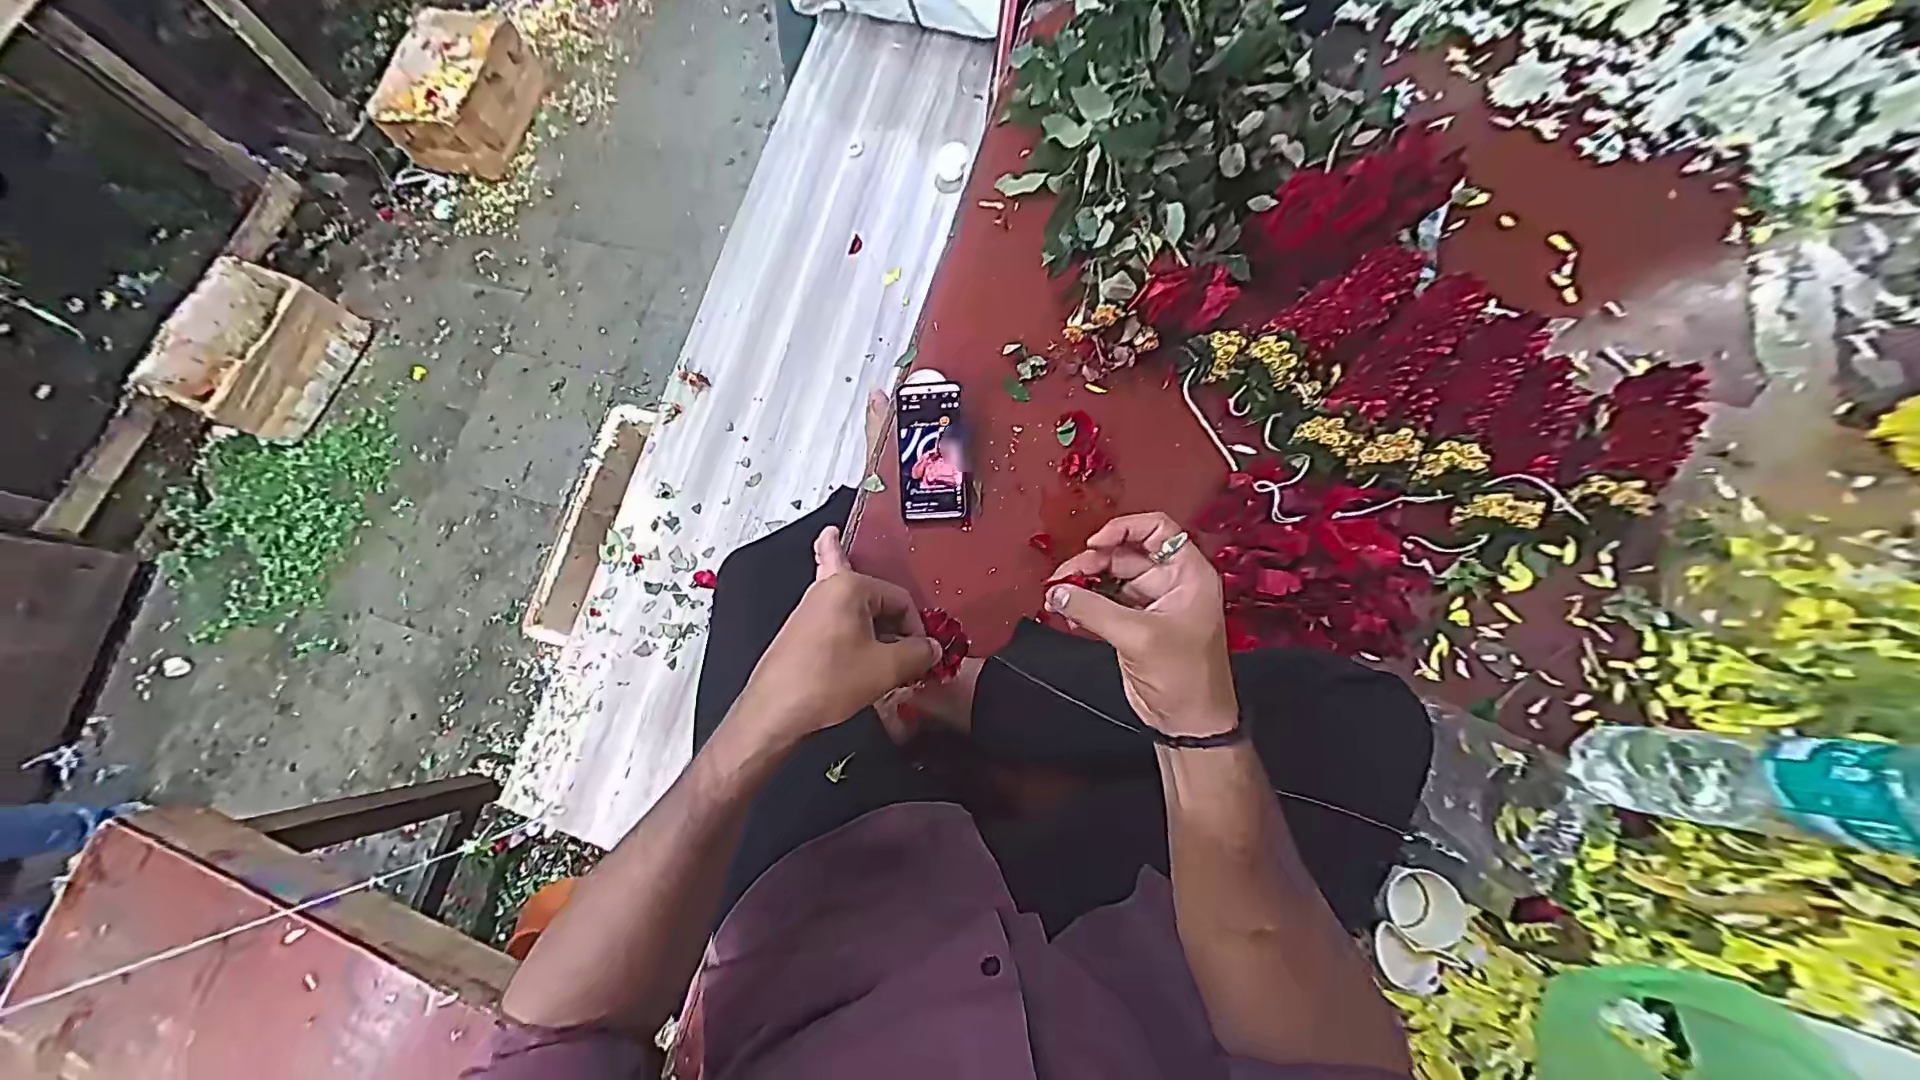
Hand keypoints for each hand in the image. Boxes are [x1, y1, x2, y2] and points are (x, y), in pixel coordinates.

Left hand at [728, 527, 940, 745]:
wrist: (773, 712)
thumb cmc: (825, 683)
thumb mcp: (886, 668)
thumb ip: (920, 654)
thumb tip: (932, 650)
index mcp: (850, 586)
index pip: (902, 599)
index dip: (918, 629)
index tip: (922, 655)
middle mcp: (828, 589)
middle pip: (881, 605)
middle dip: (898, 633)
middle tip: (908, 661)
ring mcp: (813, 608)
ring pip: (861, 618)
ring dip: (878, 640)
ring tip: (887, 668)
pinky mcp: (804, 630)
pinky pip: (842, 627)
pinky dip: (857, 641)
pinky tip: (862, 651)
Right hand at [1045, 512, 1238, 737]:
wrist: (1188, 721)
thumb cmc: (1185, 677)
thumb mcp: (1138, 637)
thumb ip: (1093, 610)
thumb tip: (1057, 592)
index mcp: (1187, 574)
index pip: (1158, 529)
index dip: (1124, 529)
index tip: (1094, 543)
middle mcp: (1170, 582)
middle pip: (1126, 553)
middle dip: (1092, 561)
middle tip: (1064, 577)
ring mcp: (1150, 603)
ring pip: (1110, 577)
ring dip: (1083, 583)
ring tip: (1058, 595)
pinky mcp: (1133, 623)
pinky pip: (1103, 601)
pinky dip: (1084, 604)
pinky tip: (1066, 612)